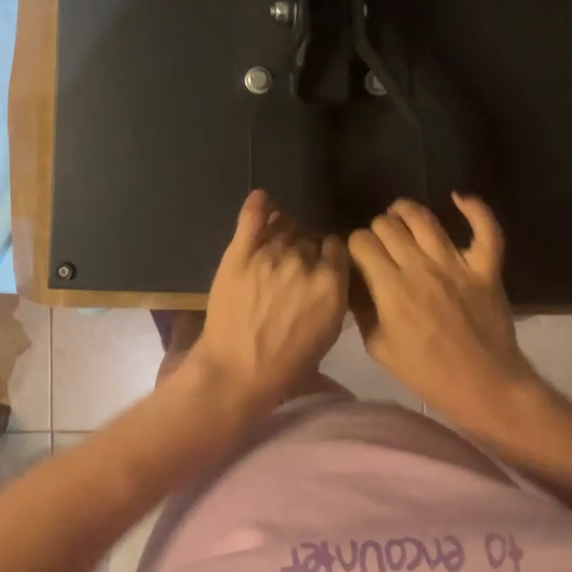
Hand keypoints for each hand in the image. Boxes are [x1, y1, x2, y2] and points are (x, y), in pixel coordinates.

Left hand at [185, 190, 349, 412]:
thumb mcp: (327, 333)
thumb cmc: (287, 362)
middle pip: (308, 238)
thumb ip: (333, 294)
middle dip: (305, 247)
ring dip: (283, 232)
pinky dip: (258, 206)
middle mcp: (302, 261)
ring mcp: (269, 253)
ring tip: (276, 244)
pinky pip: (251, 218)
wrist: (236, 370)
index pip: (335, 247)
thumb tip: (331, 271)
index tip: (320, 264)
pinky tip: (261, 200)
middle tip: (294, 266)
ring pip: (284, 226)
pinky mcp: (239, 252)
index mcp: (331, 283)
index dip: (328, 255)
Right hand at [348, 194, 538, 420]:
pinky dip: (474, 209)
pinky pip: (485, 230)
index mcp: (391, 288)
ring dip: (405, 212)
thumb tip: (353, 283)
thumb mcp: (380, 348)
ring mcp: (456, 264)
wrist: (487, 388)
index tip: (357, 259)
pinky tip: (458, 199)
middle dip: (376, 230)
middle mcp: (420, 267)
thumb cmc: (428, 374)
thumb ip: (362, 310)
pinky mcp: (486, 268)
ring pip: (423, 218)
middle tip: (379, 247)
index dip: (354, 246)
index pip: (361, 241)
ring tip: (399, 217)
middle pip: (387, 225)